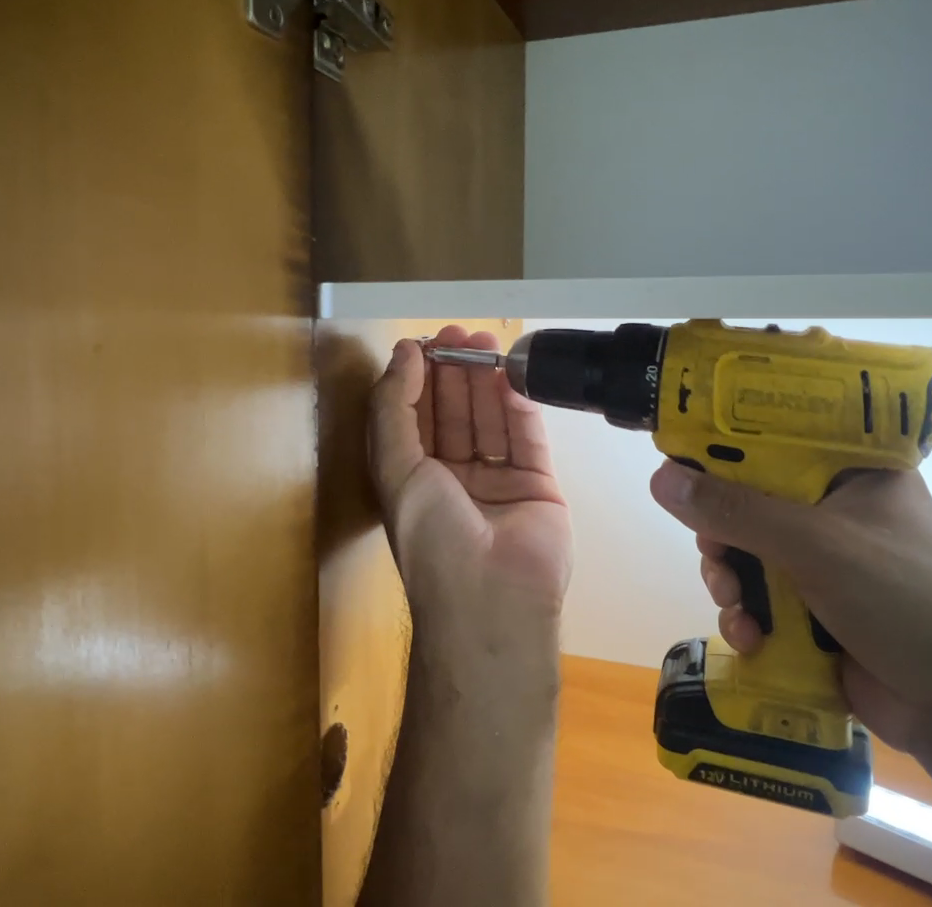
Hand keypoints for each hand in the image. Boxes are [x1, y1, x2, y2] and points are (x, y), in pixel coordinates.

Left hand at [369, 326, 571, 631]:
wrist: (491, 597)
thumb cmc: (432, 534)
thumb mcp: (396, 468)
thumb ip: (394, 408)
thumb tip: (403, 353)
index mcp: (414, 478)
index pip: (416, 416)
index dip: (419, 378)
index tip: (427, 342)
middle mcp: (454, 477)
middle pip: (455, 412)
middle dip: (456, 372)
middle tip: (464, 334)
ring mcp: (498, 481)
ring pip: (491, 419)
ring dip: (487, 381)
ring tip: (488, 343)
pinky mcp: (537, 484)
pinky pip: (527, 437)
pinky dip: (520, 406)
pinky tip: (512, 377)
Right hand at [650, 463, 931, 753]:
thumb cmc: (907, 600)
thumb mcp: (816, 545)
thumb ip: (735, 510)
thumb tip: (659, 477)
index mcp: (853, 471)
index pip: (776, 439)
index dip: (727, 447)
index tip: (682, 460)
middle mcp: (836, 510)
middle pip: (750, 500)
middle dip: (721, 532)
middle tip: (715, 551)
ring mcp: (825, 563)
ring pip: (747, 552)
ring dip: (729, 580)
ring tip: (733, 606)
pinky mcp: (814, 610)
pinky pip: (758, 598)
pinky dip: (746, 616)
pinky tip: (749, 638)